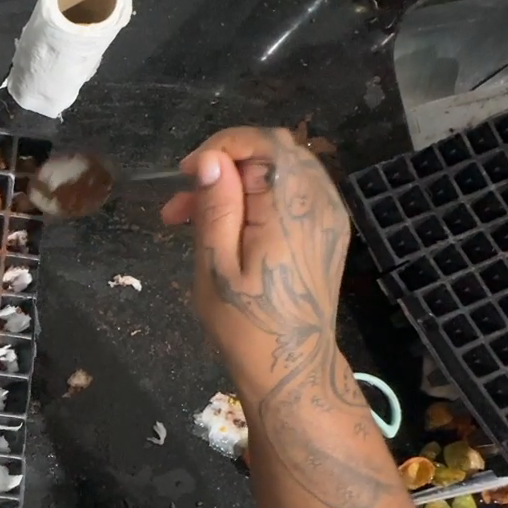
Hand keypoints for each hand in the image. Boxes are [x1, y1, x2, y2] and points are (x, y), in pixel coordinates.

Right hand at [160, 127, 350, 402]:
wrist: (289, 364)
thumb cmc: (244, 322)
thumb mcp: (216, 267)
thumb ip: (217, 209)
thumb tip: (211, 160)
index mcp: (290, 209)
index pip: (264, 143)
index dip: (220, 147)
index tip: (185, 175)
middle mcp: (318, 202)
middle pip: (274, 152)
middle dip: (223, 166)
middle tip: (180, 205)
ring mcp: (327, 215)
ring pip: (281, 172)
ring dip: (235, 184)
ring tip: (192, 220)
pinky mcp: (325, 230)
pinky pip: (291, 194)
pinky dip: (255, 199)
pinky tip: (228, 229)